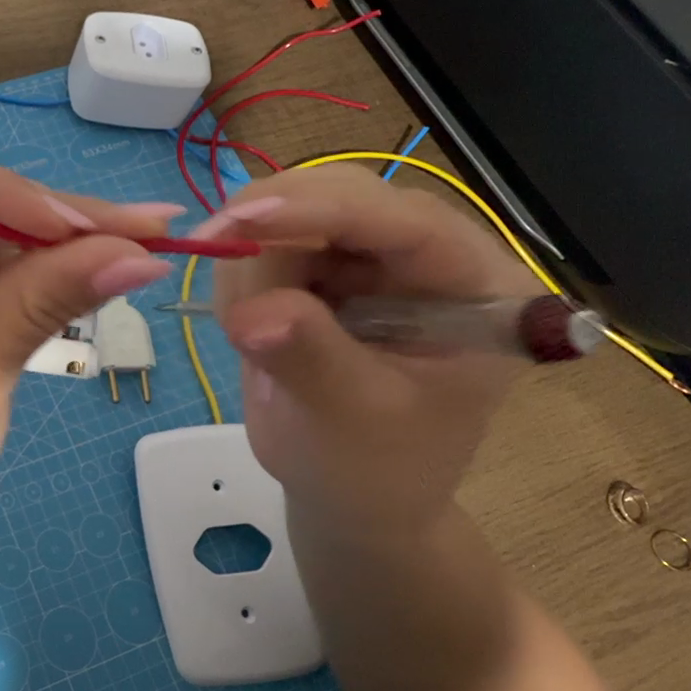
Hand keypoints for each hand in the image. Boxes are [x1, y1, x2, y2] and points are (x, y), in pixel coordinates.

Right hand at [205, 164, 540, 534]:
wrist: (351, 494)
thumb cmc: (373, 469)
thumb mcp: (349, 418)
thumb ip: (310, 357)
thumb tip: (251, 313)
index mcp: (475, 290)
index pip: (405, 223)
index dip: (324, 210)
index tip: (246, 217)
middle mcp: (429, 255)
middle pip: (343, 195)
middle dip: (273, 229)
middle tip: (214, 257)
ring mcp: (374, 256)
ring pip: (294, 209)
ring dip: (249, 258)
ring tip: (244, 333)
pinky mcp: (329, 265)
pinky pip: (269, 236)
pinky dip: (240, 270)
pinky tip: (246, 324)